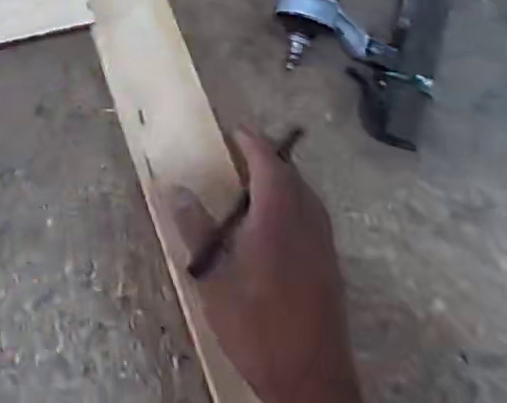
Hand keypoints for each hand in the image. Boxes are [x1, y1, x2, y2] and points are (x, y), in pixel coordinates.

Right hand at [171, 128, 362, 402]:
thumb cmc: (256, 324)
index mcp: (278, 216)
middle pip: (291, 175)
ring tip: (255, 183)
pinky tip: (275, 224)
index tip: (235, 129)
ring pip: (305, 196)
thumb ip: (196, 229)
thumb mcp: (213, 277)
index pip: (268, 163)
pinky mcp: (330, 267)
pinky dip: (293, 203)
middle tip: (241, 153)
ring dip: (282, 180)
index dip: (252, 142)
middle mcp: (307, 222)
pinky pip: (312, 216)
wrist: (311, 381)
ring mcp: (323, 245)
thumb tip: (176, 190)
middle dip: (268, 158)